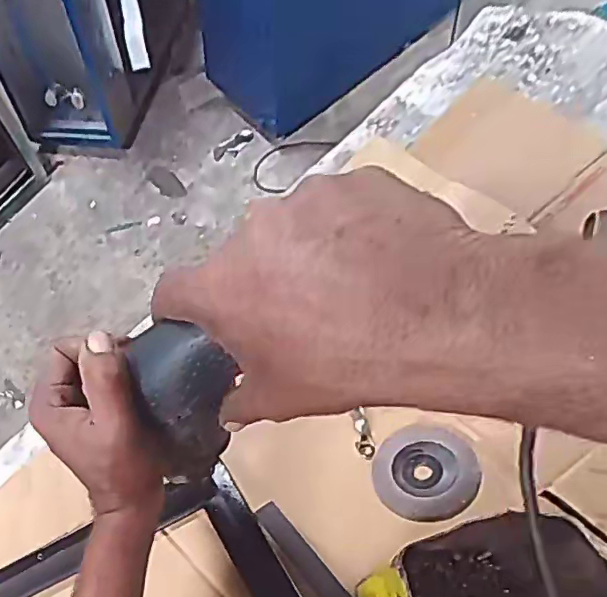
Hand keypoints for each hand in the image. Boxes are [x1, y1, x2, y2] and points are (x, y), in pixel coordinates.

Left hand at [31, 331, 165, 519]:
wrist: (132, 504)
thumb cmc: (124, 471)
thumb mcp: (115, 423)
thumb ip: (104, 380)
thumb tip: (98, 337)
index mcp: (46, 405)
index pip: (62, 349)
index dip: (95, 351)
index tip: (122, 368)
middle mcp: (51, 406)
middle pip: (75, 358)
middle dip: (104, 362)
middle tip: (130, 381)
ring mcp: (67, 413)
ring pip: (89, 371)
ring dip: (112, 375)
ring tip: (132, 393)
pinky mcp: (85, 419)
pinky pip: (97, 387)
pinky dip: (115, 387)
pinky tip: (130, 401)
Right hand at [153, 167, 493, 425]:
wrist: (436, 321)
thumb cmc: (346, 366)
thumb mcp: (282, 400)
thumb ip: (241, 402)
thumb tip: (229, 407)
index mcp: (222, 286)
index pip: (170, 291)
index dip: (177, 311)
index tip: (192, 323)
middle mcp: (253, 230)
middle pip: (237, 259)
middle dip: (254, 286)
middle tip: (290, 317)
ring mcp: (307, 198)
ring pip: (288, 230)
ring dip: (301, 255)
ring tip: (342, 289)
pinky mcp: (356, 180)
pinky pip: (336, 209)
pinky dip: (345, 232)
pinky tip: (373, 264)